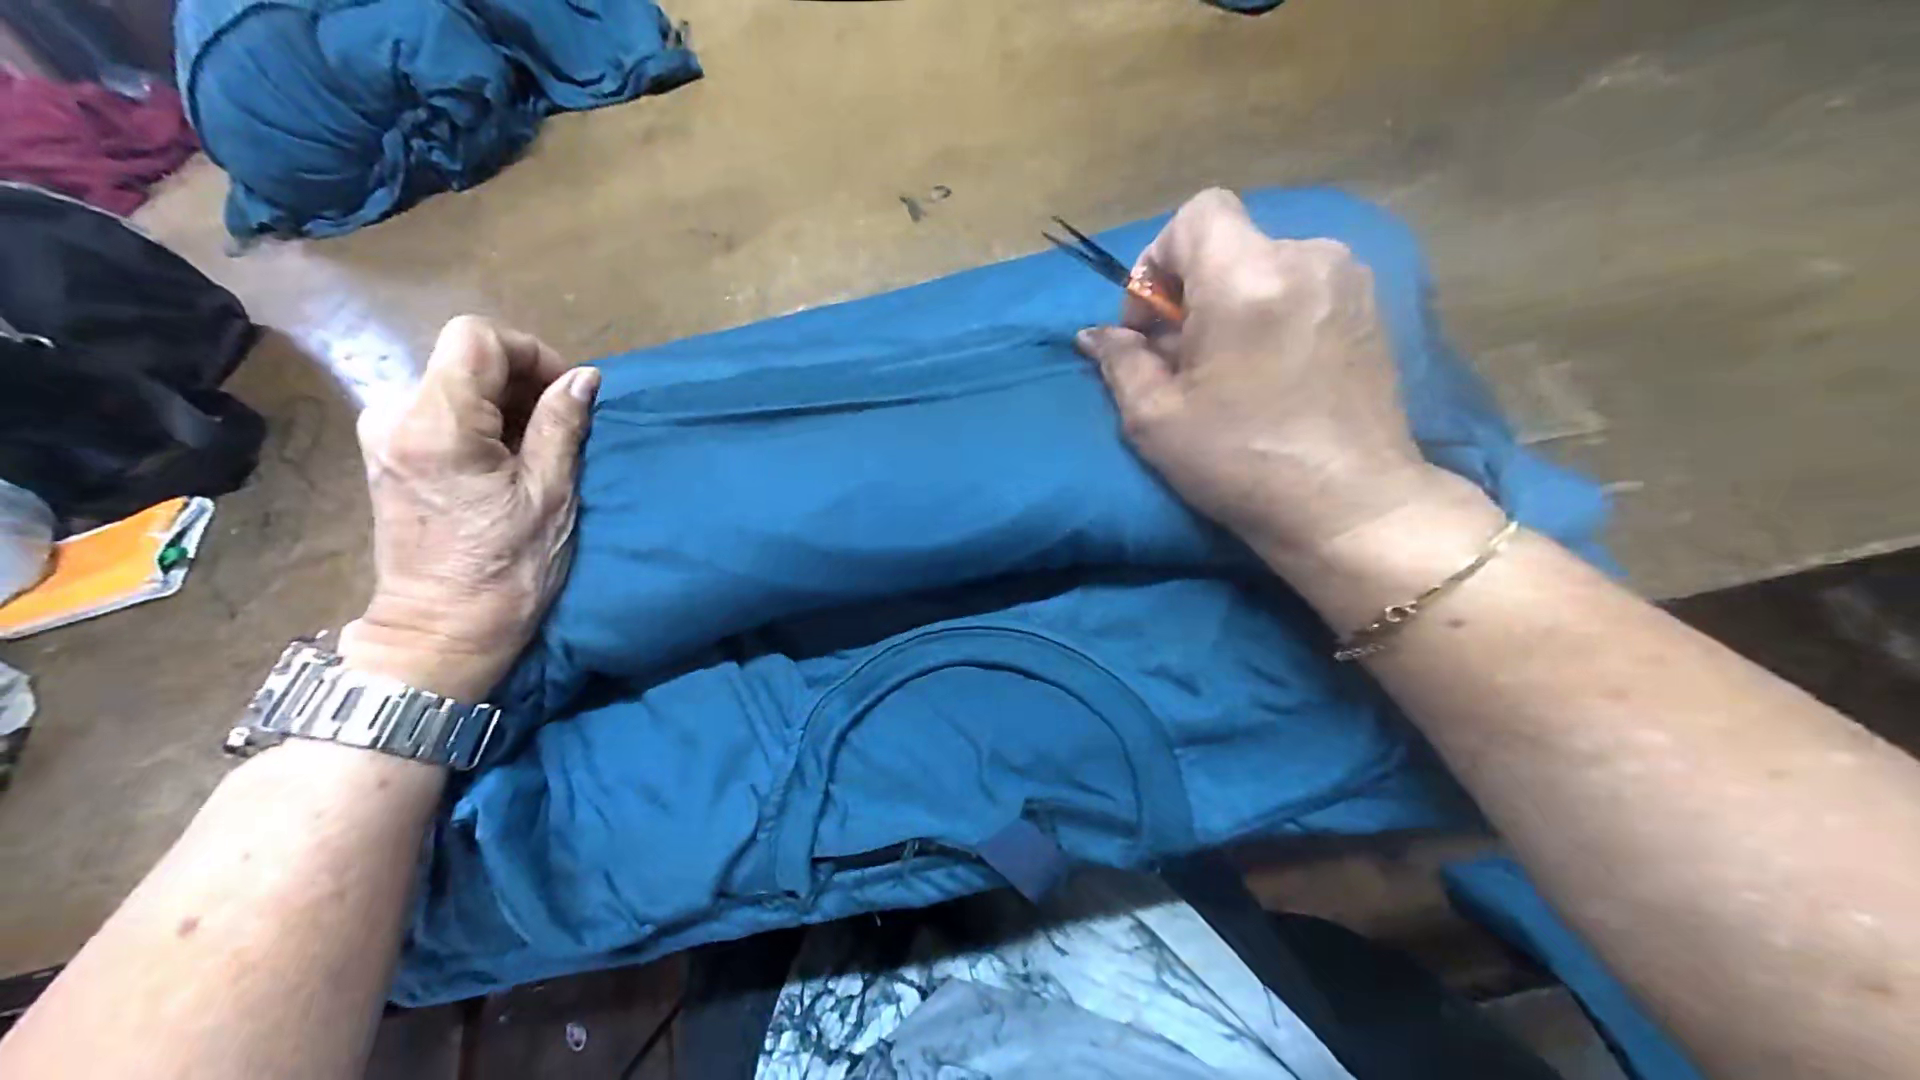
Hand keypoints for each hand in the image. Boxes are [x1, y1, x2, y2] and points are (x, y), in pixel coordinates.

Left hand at [339, 316, 598, 701]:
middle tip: (562, 425)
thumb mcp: (550, 494)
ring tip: (540, 447)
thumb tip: (584, 378)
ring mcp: (384, 433)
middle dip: (523, 380)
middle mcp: (395, 415)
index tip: (565, 393)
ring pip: (454, 382)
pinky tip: (508, 459)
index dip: (531, 352)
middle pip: (464, 358)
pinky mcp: (388, 451)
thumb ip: (562, 425)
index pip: (477, 338)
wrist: (442, 627)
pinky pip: (441, 409)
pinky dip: (483, 419)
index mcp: (435, 425)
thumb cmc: (507, 567)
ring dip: (506, 402)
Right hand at [1076, 188, 1470, 564]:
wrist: (1349, 504)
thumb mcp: (1156, 419)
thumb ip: (1121, 362)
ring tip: (1228, 369)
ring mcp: (1348, 280)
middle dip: (1192, 291)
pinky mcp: (1373, 307)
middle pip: (1230, 243)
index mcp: (1247, 278)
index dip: (1159, 261)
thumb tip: (1096, 335)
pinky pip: (1303, 286)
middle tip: (1183, 359)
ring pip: (1266, 265)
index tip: (1153, 325)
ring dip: (1233, 303)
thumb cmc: (1240, 462)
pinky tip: (1270, 370)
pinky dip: (1273, 312)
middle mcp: (1306, 258)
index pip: (1197, 214)